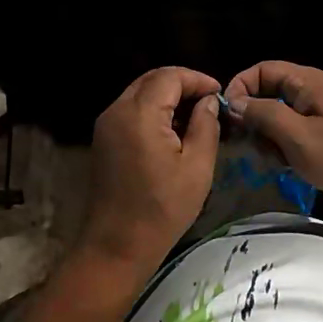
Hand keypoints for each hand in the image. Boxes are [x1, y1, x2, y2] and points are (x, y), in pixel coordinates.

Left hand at [80, 67, 222, 275]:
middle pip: (151, 80)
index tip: (219, 93)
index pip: (169, 76)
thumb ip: (206, 125)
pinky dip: (152, 111)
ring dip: (166, 97)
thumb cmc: (162, 208)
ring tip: (195, 115)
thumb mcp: (197, 167)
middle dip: (181, 84)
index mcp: (139, 114)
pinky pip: (129, 111)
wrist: (117, 245)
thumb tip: (209, 102)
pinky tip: (172, 130)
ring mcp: (105, 125)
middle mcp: (116, 111)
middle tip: (209, 101)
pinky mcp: (103, 140)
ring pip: (139, 93)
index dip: (197, 79)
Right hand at [225, 61, 322, 216]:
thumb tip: (235, 103)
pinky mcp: (320, 133)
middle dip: (252, 113)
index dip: (241, 86)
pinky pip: (289, 130)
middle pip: (268, 90)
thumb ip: (264, 114)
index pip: (263, 69)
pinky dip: (279, 143)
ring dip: (264, 132)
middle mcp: (312, 91)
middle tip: (242, 139)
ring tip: (264, 155)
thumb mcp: (297, 136)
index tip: (229, 114)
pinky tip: (279, 163)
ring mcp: (317, 113)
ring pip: (276, 113)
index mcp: (309, 82)